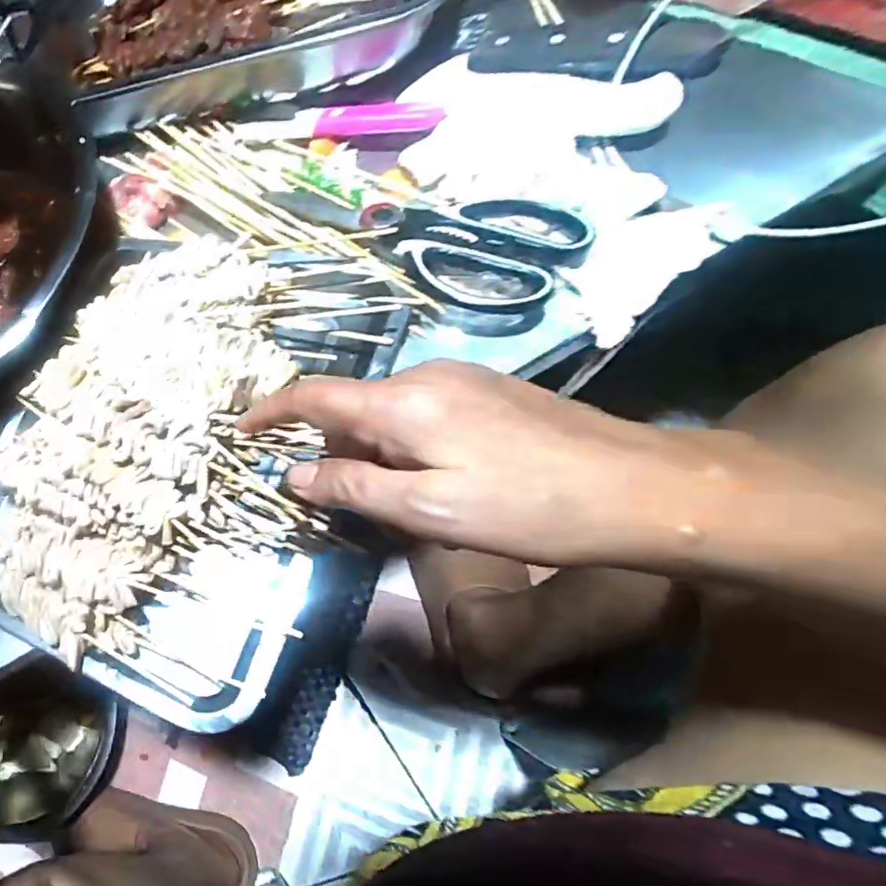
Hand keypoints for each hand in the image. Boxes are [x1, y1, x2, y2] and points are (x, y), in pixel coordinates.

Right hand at [239, 360, 836, 568]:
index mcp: (404, 403)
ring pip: (385, 412)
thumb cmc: (528, 507)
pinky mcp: (488, 390)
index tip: (242, 430)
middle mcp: (425, 376)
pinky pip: (418, 412)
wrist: (644, 490)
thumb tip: (295, 474)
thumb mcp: (427, 509)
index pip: (314, 395)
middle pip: (351, 407)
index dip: (271, 410)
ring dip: (372, 451)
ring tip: (402, 500)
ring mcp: (461, 378)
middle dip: (334, 450)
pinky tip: (436, 479)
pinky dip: (403, 443)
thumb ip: (353, 487)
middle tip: (349, 504)